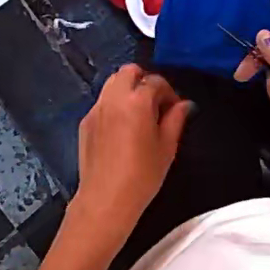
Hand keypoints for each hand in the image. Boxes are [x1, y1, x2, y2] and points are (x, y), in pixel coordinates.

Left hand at [71, 65, 193, 233]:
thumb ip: (176, 120)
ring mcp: (96, 109)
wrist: (106, 198)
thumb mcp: (167, 148)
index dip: (168, 92)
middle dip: (144, 80)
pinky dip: (114, 104)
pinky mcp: (85, 122)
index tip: (175, 108)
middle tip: (155, 103)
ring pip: (111, 84)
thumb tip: (183, 104)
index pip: (155, 81)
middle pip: (128, 72)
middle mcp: (113, 99)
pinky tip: (121, 127)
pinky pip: (101, 102)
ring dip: (127, 89)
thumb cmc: (142, 175)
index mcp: (136, 102)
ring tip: (138, 113)